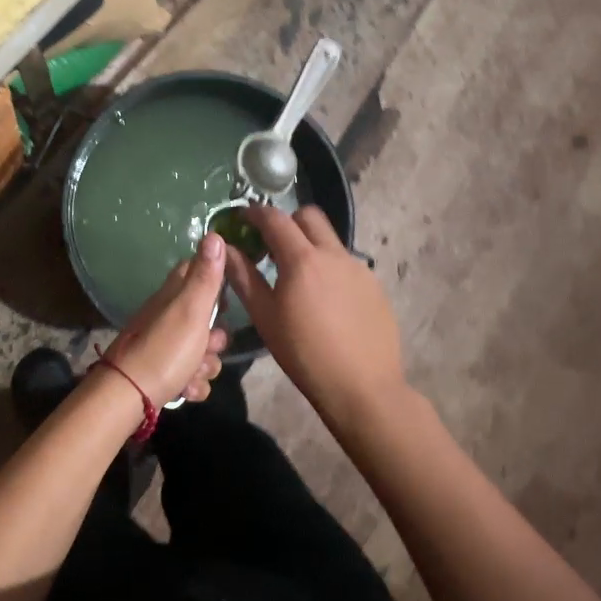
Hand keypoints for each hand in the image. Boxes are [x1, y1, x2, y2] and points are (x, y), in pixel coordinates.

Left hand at [106, 234, 231, 406]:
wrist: (130, 394)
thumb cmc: (165, 349)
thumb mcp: (190, 310)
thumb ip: (205, 276)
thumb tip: (214, 233)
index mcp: (172, 296)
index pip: (195, 272)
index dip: (216, 283)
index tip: (226, 301)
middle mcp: (168, 316)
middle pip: (206, 321)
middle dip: (215, 340)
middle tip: (207, 347)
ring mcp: (165, 345)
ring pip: (203, 352)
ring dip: (205, 366)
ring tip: (192, 373)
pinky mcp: (164, 371)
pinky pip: (192, 376)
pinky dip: (192, 384)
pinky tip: (185, 389)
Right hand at [224, 206, 406, 430]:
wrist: (362, 387)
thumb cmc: (303, 353)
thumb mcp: (264, 316)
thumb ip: (243, 276)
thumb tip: (225, 248)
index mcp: (302, 260)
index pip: (275, 219)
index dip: (255, 213)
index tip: (242, 217)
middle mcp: (334, 255)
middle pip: (309, 216)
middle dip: (287, 221)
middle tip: (271, 244)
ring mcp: (359, 269)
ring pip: (330, 240)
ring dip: (309, 244)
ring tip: (297, 276)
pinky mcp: (375, 286)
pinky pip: (346, 263)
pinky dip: (328, 267)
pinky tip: (323, 299)